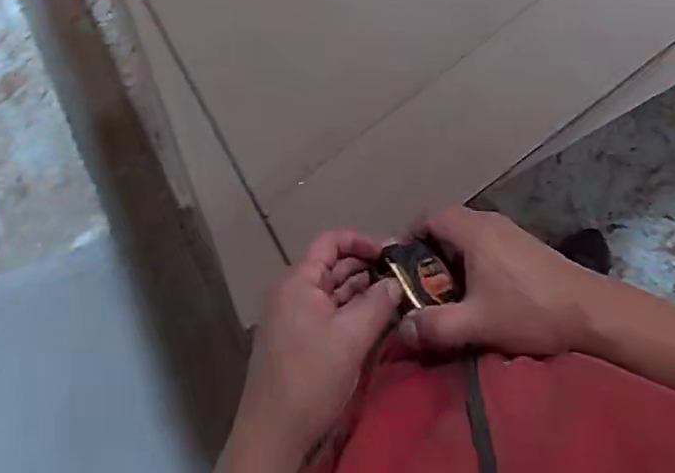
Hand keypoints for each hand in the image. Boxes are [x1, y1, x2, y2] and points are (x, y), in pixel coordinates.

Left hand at [221, 230, 402, 471]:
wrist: (273, 433)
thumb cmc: (311, 376)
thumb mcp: (351, 338)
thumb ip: (376, 304)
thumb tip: (395, 282)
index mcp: (298, 280)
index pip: (330, 241)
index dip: (360, 241)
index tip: (389, 252)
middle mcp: (293, 290)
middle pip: (332, 265)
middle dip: (366, 267)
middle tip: (401, 275)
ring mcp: (294, 315)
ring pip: (332, 291)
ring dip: (361, 291)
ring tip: (395, 294)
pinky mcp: (298, 339)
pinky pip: (328, 312)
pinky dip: (350, 311)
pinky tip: (375, 319)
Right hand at [397, 206, 601, 356]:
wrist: (592, 312)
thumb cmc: (530, 309)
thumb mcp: (478, 323)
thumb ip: (436, 325)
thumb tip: (402, 330)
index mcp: (471, 229)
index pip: (427, 217)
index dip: (408, 237)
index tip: (400, 266)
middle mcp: (486, 220)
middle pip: (444, 224)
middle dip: (428, 252)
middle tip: (420, 283)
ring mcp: (507, 230)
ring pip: (465, 234)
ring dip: (451, 257)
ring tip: (447, 292)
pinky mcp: (522, 244)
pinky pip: (483, 242)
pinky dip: (471, 260)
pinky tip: (479, 292)